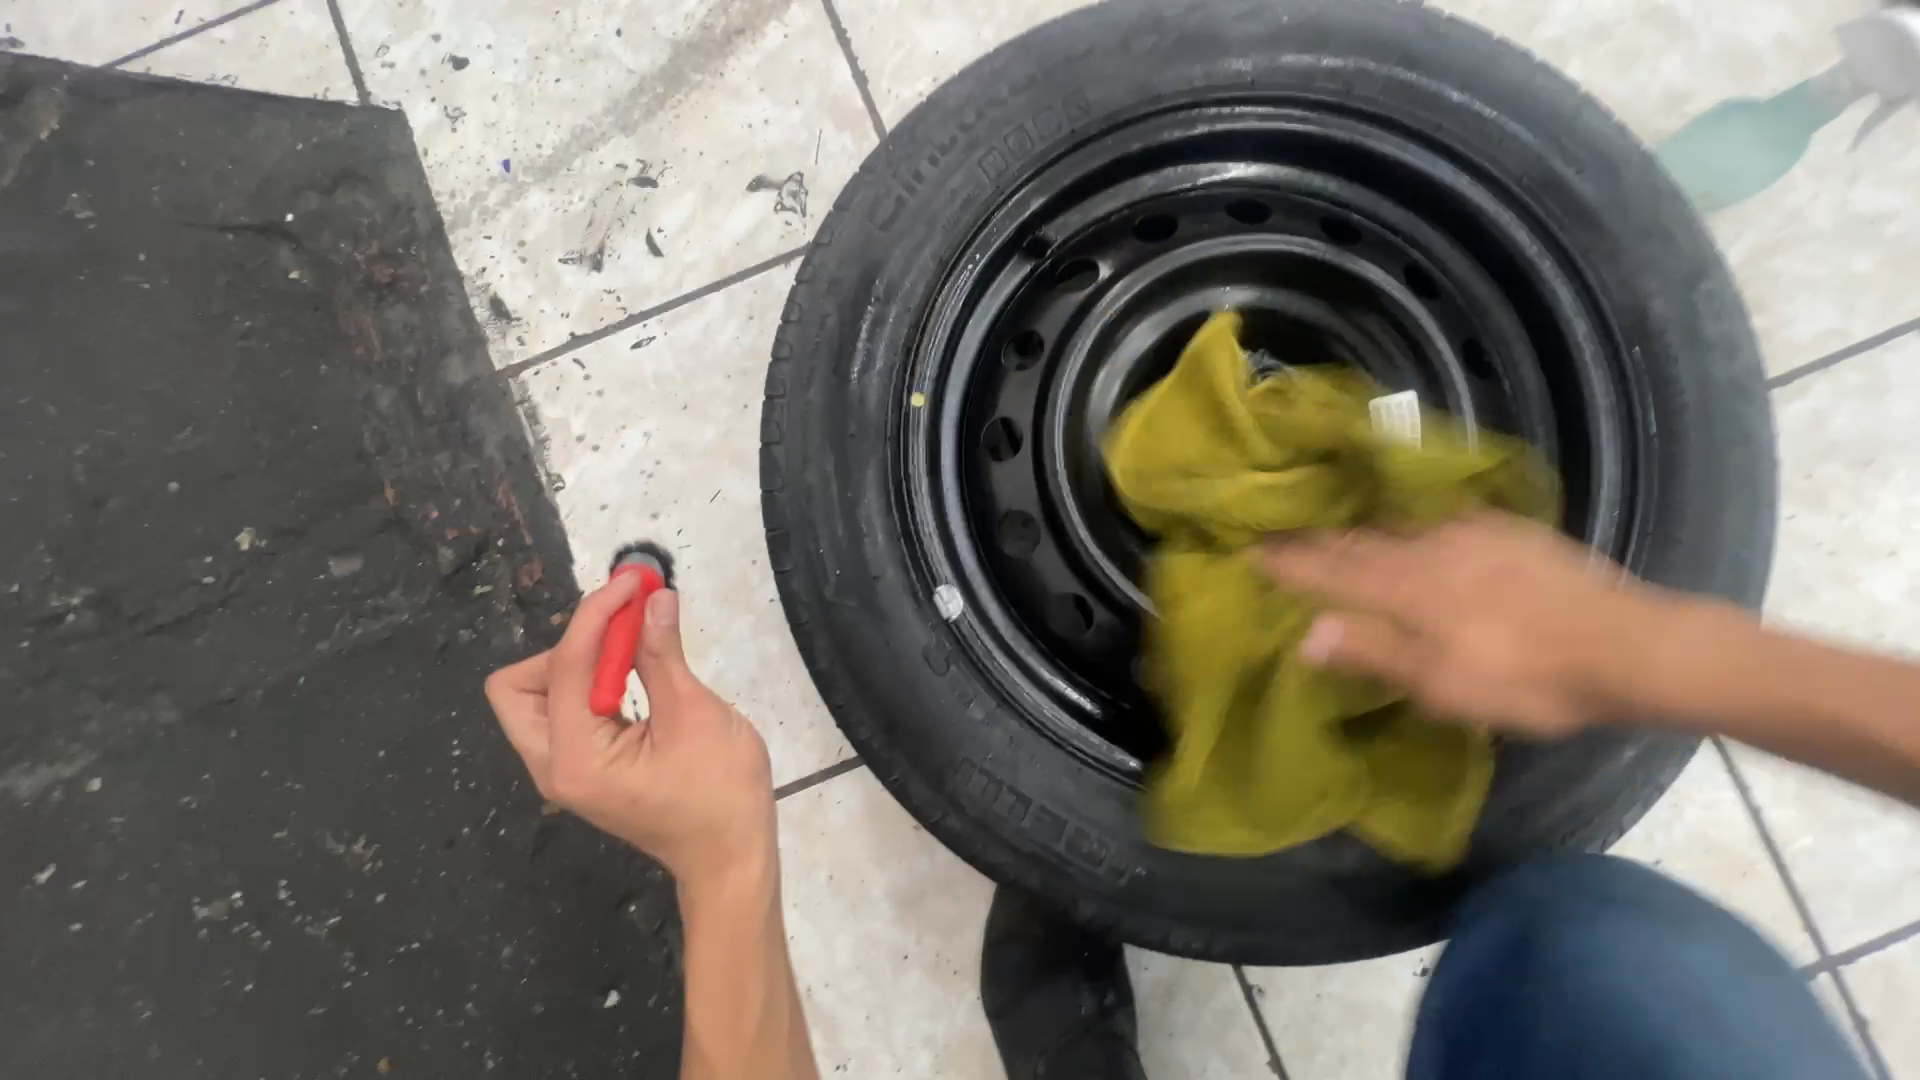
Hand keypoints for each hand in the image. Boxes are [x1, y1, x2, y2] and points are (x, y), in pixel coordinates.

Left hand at [484, 575, 776, 896]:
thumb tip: (653, 598)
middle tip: (624, 629)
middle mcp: (554, 765)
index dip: (598, 614)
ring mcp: (566, 770)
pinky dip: (592, 682)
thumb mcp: (696, 715)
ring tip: (635, 645)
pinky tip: (635, 673)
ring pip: (537, 698)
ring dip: (580, 661)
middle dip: (567, 646)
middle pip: (519, 686)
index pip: (566, 665)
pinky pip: (565, 713)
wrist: (731, 855)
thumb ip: (663, 654)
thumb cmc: (720, 790)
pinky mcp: (586, 768)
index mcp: (576, 757)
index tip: (634, 583)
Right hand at [1258, 513, 1666, 736]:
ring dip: (1354, 526)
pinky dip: (1408, 520)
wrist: (1636, 646)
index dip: (1287, 562)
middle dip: (1311, 538)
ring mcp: (1469, 534)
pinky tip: (1413, 522)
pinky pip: (1438, 518)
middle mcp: (1427, 550)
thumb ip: (1373, 652)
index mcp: (1405, 589)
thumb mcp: (1444, 686)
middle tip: (1275, 530)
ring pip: (1393, 526)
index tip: (1249, 549)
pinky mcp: (1506, 531)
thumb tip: (1304, 634)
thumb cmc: (1529, 678)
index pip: (1329, 570)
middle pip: (1355, 541)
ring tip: (1330, 524)